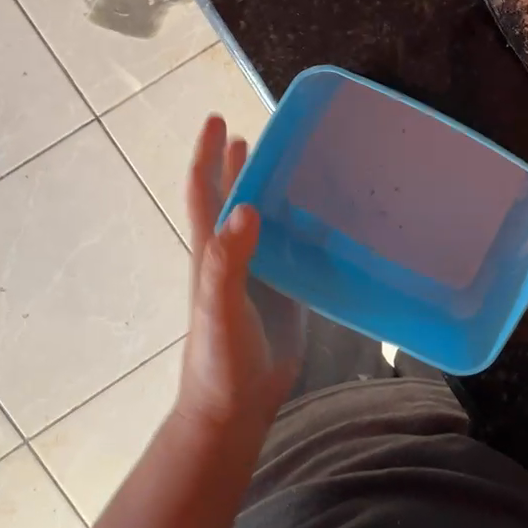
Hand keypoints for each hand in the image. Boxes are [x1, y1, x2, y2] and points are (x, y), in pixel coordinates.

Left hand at [176, 115, 299, 433]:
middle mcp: (234, 254)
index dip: (207, 155)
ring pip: (264, 218)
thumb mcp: (219, 309)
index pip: (204, 191)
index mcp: (212, 251)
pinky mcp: (286, 290)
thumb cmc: (220, 360)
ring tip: (291, 162)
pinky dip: (303, 223)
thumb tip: (244, 207)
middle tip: (253, 131)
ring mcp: (260, 272)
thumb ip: (227, 262)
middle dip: (237, 163)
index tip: (217, 119)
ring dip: (271, 188)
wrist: (236, 408)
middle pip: (231, 197)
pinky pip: (293, 245)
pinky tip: (323, 215)